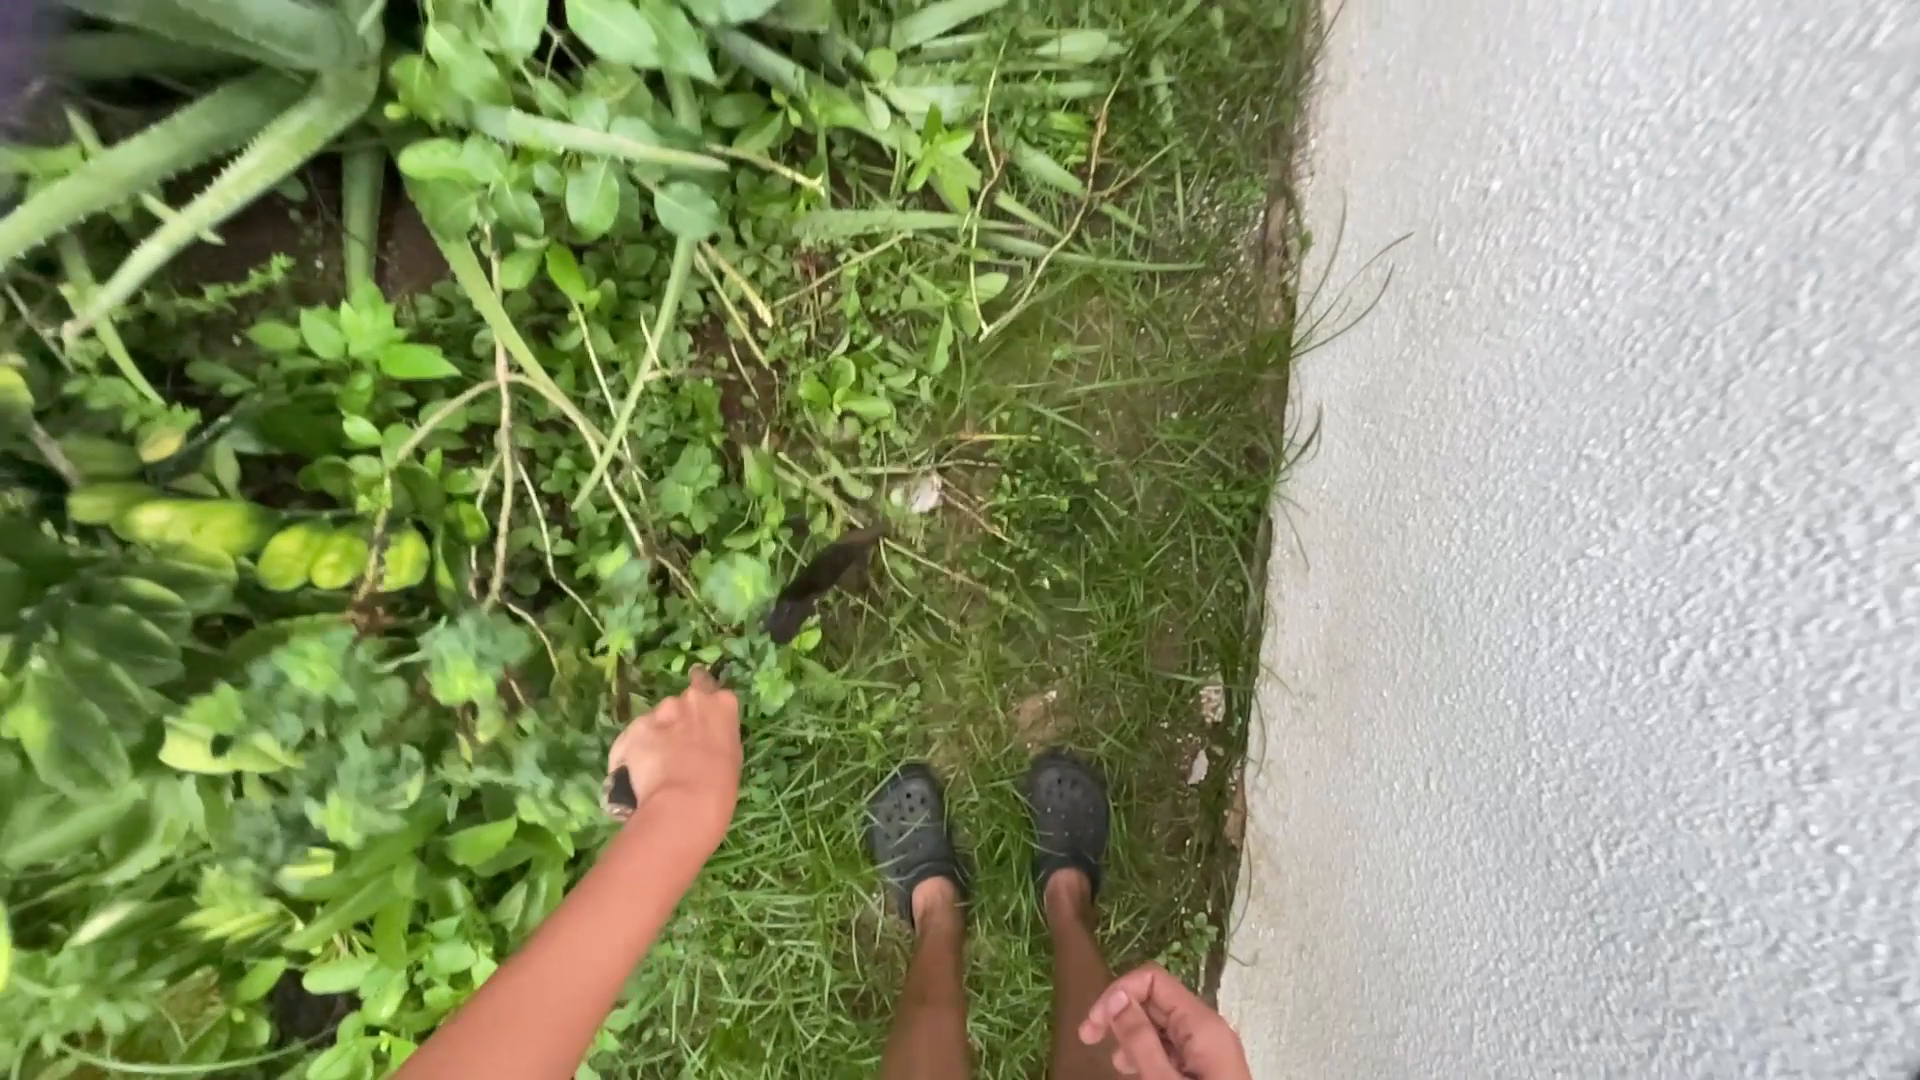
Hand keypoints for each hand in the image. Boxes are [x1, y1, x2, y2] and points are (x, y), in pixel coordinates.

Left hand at [605, 668, 740, 843]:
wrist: (685, 803)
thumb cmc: (720, 786)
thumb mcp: (731, 754)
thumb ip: (716, 736)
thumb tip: (704, 741)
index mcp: (722, 704)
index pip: (709, 686)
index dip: (701, 702)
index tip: (697, 716)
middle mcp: (690, 700)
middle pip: (680, 703)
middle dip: (677, 720)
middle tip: (677, 749)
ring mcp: (659, 712)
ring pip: (655, 720)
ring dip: (655, 736)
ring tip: (655, 767)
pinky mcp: (633, 729)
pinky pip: (632, 739)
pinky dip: (634, 753)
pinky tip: (638, 776)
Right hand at [1078, 964, 1250, 1079]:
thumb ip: (1139, 1039)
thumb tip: (1116, 997)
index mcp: (1202, 1024)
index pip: (1152, 980)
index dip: (1118, 993)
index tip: (1094, 1025)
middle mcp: (1208, 1029)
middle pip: (1156, 999)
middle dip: (1120, 1014)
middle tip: (1089, 1039)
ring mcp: (1209, 1051)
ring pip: (1162, 1024)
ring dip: (1132, 1035)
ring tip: (1117, 1066)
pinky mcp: (1207, 1070)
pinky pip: (1172, 1048)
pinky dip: (1148, 1054)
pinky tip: (1135, 1073)